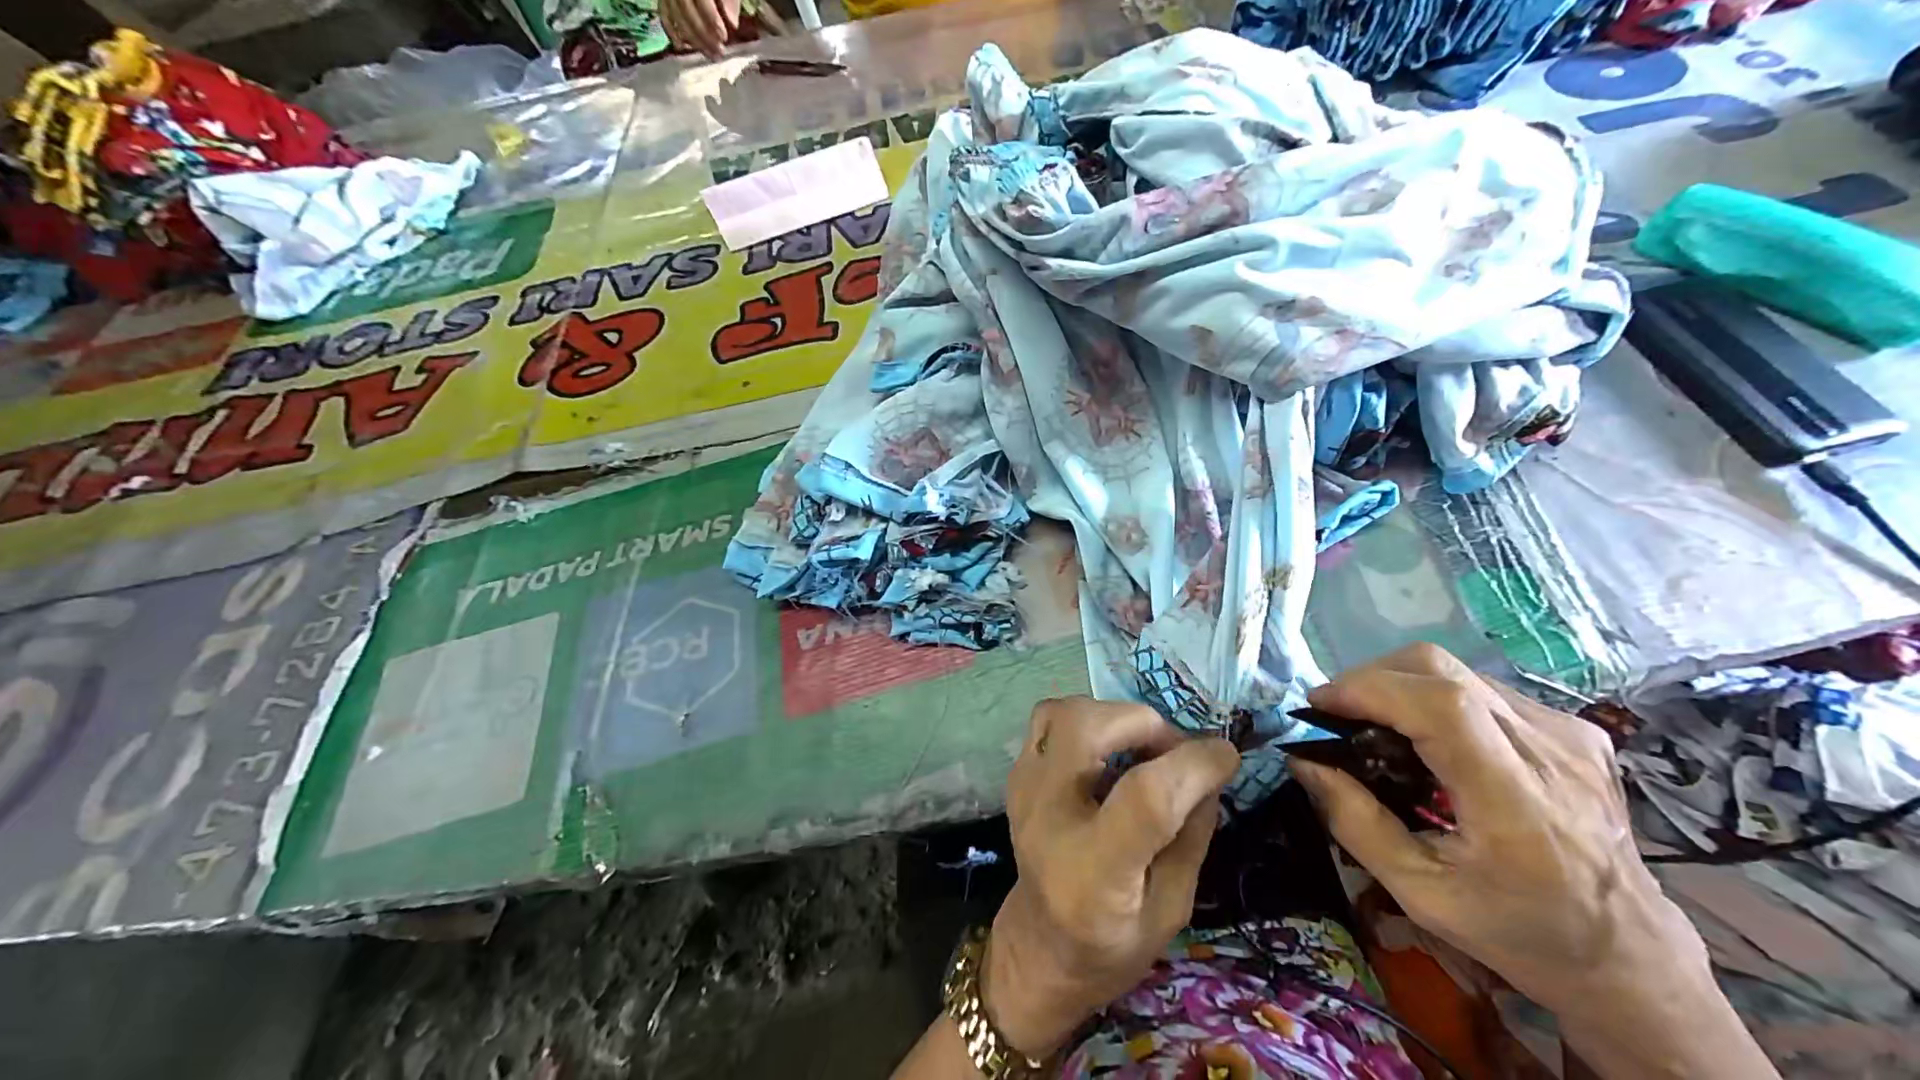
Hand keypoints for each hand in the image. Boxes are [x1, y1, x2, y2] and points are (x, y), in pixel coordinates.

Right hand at [660, 0, 739, 59]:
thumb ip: (730, 2)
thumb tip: (733, 23)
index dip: (712, 18)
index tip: (723, 37)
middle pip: (686, 9)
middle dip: (703, 34)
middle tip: (719, 51)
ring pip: (675, 15)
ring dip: (692, 39)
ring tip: (709, 53)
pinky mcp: (663, 0)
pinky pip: (664, 15)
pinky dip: (672, 32)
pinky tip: (683, 47)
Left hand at [984, 697, 1239, 1058]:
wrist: (1040, 945)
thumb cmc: (1113, 943)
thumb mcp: (1172, 908)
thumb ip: (1192, 834)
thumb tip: (1209, 766)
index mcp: (1093, 873)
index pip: (1144, 797)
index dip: (1192, 764)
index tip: (1226, 757)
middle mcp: (1047, 819)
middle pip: (1088, 728)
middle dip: (1146, 724)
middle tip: (1176, 753)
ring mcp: (1023, 790)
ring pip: (1065, 711)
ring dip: (1116, 716)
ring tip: (1143, 748)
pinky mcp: (1017, 774)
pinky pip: (1052, 719)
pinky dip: (1091, 722)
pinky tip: (1111, 753)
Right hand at [1293, 644, 1776, 1078]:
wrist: (1630, 956)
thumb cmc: (1518, 930)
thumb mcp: (1420, 892)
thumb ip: (1355, 820)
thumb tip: (1303, 759)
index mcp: (1514, 799)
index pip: (1438, 704)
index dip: (1368, 688)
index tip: (1318, 705)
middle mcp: (1548, 750)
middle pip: (1439, 667)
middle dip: (1371, 678)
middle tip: (1338, 714)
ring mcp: (1567, 734)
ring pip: (1457, 671)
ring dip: (1399, 686)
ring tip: (1376, 726)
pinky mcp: (1575, 731)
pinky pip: (1484, 689)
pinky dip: (1437, 699)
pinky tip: (1433, 742)